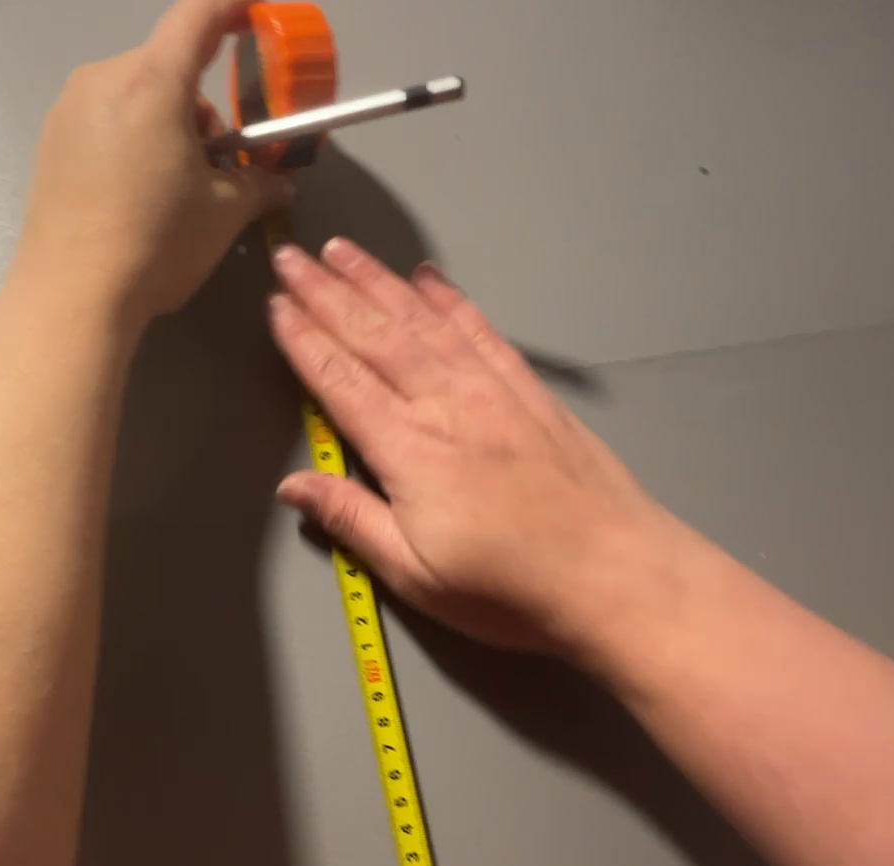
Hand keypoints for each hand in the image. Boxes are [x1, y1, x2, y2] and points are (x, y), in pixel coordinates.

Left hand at [16, 0, 293, 322]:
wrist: (72, 298)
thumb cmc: (156, 246)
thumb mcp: (221, 216)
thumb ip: (256, 186)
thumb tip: (280, 185)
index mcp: (152, 81)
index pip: (198, 14)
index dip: (232, 7)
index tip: (253, 17)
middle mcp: (103, 80)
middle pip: (164, 67)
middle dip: (197, 106)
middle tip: (213, 165)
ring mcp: (67, 112)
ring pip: (131, 96)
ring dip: (162, 126)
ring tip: (170, 190)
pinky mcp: (48, 146)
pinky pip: (101, 123)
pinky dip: (128, 143)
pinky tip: (132, 198)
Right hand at [269, 238, 699, 655]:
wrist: (617, 575)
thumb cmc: (505, 587)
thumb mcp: (412, 573)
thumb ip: (349, 519)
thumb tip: (289, 485)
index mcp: (408, 451)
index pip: (340, 381)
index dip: (303, 341)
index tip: (276, 306)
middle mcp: (445, 405)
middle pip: (374, 336)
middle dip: (326, 293)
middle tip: (291, 258)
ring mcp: (490, 391)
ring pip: (421, 322)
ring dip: (377, 281)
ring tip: (342, 251)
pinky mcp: (527, 392)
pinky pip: (480, 331)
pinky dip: (450, 301)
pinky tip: (429, 279)